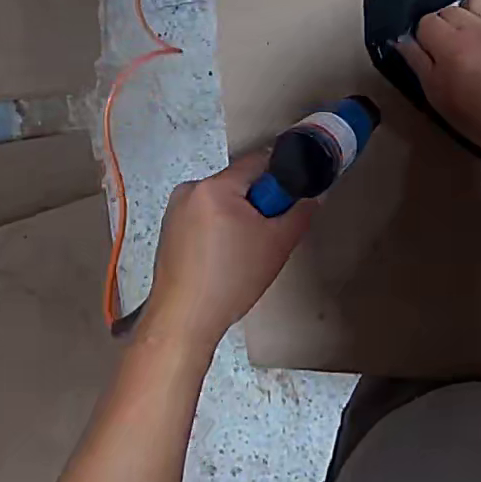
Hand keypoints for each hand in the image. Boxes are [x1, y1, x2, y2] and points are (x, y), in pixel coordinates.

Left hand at [138, 150, 316, 356]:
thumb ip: (300, 213)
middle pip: (238, 182)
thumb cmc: (231, 280)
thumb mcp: (277, 245)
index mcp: (214, 187)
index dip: (281, 175)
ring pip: (221, 201)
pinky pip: (203, 216)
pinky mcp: (168, 229)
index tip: (291, 197)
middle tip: (267, 234)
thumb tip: (312, 197)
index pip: (257, 161)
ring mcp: (175, 210)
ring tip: (244, 251)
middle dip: (257, 202)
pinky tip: (223, 258)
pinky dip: (218, 228)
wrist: (184, 320)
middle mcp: (190, 190)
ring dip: (238, 216)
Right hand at [395, 0, 480, 163]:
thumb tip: (401, 39)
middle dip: (445, 27)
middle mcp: (478, 28)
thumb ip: (416, 62)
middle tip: (452, 50)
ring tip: (471, 28)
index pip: (426, 23)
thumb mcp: (435, 94)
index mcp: (452, 48)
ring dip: (468, 8)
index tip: (432, 54)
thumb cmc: (475, 115)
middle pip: (449, 9)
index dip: (425, 38)